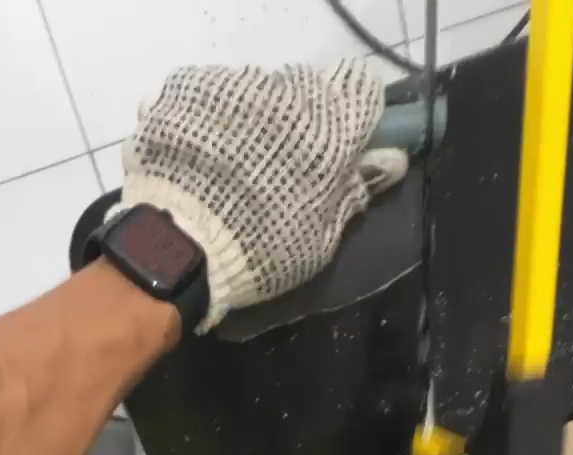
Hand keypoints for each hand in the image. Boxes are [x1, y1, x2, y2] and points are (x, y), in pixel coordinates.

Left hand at [124, 62, 408, 330]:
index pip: (361, 90)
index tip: (339, 150)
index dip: (351, 119)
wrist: (180, 246)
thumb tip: (392, 160)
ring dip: (252, 120)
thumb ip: (355, 192)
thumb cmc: (261, 250)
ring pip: (257, 92)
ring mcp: (234, 85)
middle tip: (278, 170)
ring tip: (229, 169)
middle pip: (305, 90)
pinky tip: (197, 159)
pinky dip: (209, 121)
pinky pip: (210, 95)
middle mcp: (286, 91)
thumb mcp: (320, 238)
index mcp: (330, 126)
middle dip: (299, 122)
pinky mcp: (187, 89)